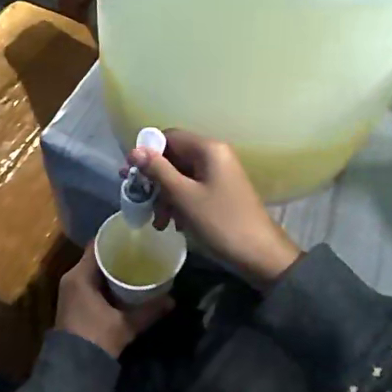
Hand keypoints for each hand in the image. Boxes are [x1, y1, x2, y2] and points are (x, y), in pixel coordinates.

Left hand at [55, 244, 172, 356]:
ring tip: (135, 264)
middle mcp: (72, 278)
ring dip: (111, 269)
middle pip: (95, 257)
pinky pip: (91, 283)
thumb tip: (172, 300)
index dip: (114, 238)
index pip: (96, 245)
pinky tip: (123, 284)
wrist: (73, 370)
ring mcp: (71, 291)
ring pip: (93, 271)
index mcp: (79, 275)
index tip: (133, 235)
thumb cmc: (96, 338)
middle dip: (116, 254)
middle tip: (139, 249)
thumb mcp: (125, 324)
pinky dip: (105, 281)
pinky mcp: (74, 304)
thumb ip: (149, 310)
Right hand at [131, 130, 301, 289]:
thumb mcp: (184, 196)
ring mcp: (219, 174)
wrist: (260, 255)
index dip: (148, 153)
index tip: (131, 174)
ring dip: (166, 196)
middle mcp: (215, 155)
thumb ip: (158, 171)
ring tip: (159, 222)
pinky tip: (174, 224)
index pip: (169, 137)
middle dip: (155, 180)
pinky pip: (193, 188)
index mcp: (208, 149)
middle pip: (174, 157)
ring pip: (181, 175)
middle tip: (139, 200)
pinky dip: (180, 203)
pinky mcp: (221, 191)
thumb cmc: (220, 222)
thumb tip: (134, 150)